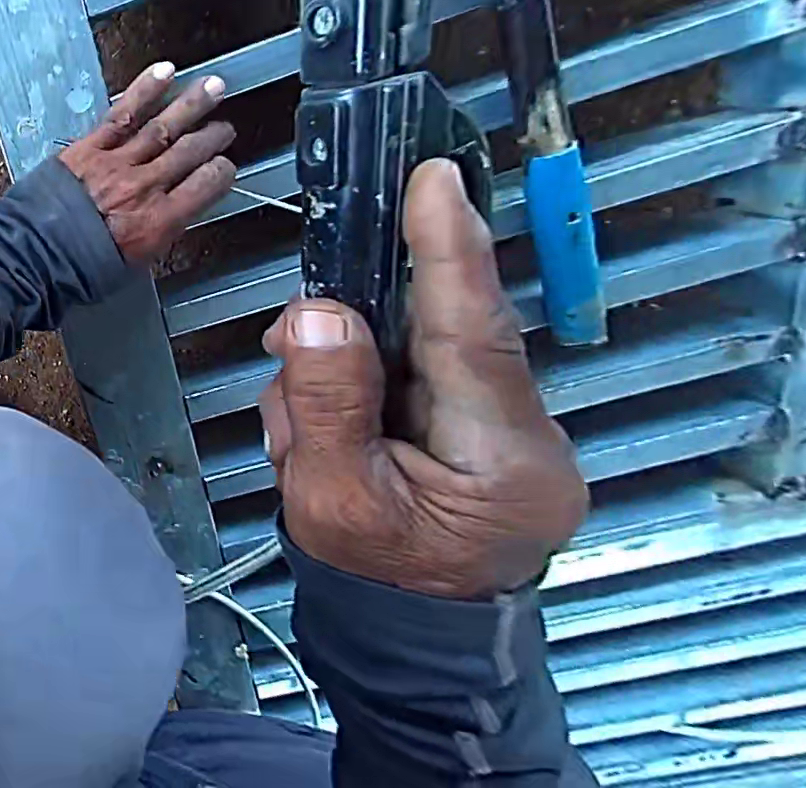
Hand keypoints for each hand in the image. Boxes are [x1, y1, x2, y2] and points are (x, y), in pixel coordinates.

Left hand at [58, 61, 236, 266]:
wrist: (34, 254)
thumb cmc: (77, 268)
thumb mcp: (131, 265)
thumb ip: (156, 235)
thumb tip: (170, 216)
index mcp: (158, 221)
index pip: (205, 187)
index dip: (221, 173)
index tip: (226, 166)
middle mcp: (144, 187)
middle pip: (189, 153)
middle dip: (212, 138)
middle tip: (224, 129)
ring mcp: (117, 163)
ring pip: (163, 127)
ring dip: (192, 105)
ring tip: (213, 87)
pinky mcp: (90, 147)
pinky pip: (124, 114)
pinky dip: (145, 91)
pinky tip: (164, 74)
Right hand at [261, 158, 587, 598]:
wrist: (402, 627)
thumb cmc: (372, 573)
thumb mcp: (331, 498)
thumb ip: (326, 401)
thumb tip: (317, 311)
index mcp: (501, 455)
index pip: (473, 331)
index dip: (450, 250)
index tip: (435, 179)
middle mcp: (518, 426)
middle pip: (431, 329)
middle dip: (350, 324)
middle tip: (288, 345)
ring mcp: (495, 420)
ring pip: (402, 344)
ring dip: (333, 370)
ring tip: (298, 432)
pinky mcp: (465, 417)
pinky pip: (398, 366)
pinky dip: (343, 383)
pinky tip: (315, 429)